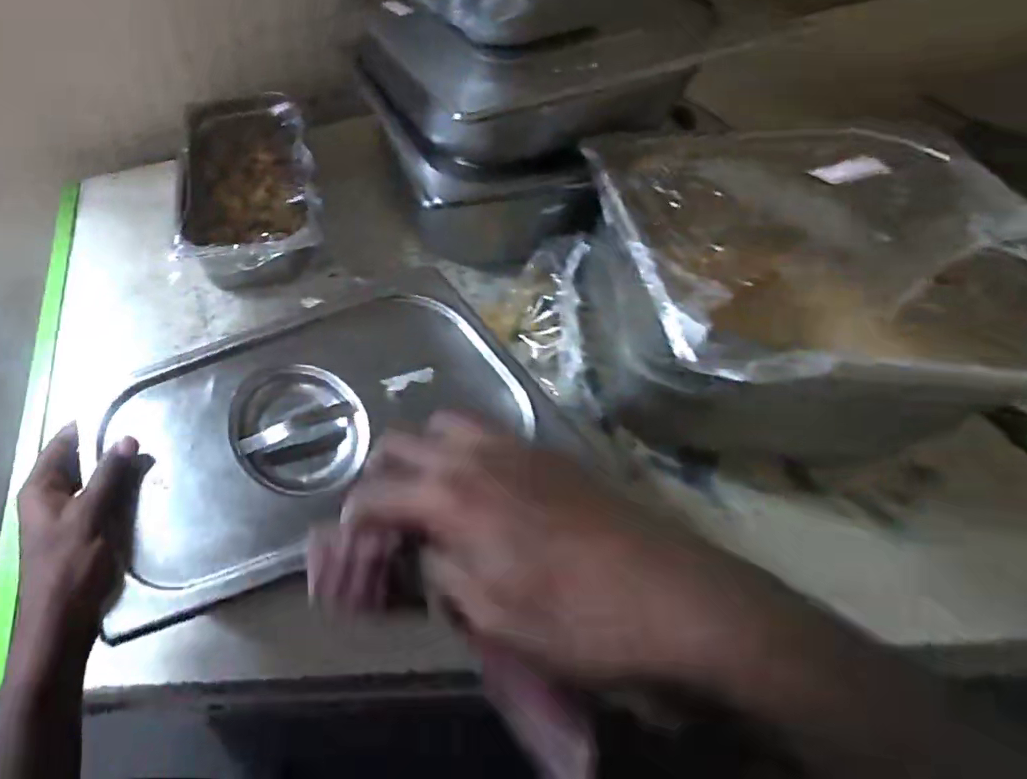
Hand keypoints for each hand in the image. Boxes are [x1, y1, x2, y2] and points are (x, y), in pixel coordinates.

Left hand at [11, 425, 138, 675]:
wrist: (59, 629)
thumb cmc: (69, 567)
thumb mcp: (90, 516)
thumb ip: (108, 476)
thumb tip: (126, 439)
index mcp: (38, 486)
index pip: (61, 443)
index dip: (87, 427)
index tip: (117, 414)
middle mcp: (45, 498)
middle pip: (76, 464)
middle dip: (105, 454)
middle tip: (138, 440)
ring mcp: (60, 520)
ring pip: (87, 487)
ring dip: (111, 478)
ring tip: (142, 464)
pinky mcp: (75, 539)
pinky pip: (94, 508)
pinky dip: (111, 500)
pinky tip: (135, 497)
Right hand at [314, 411, 803, 689]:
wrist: (694, 606)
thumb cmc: (584, 621)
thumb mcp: (496, 620)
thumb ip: (442, 574)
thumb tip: (427, 550)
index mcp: (448, 498)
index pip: (374, 493)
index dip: (352, 515)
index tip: (350, 536)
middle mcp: (469, 459)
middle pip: (396, 442)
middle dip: (379, 473)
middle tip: (389, 509)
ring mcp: (512, 448)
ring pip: (440, 423)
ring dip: (424, 449)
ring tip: (434, 484)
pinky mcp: (550, 453)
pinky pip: (485, 430)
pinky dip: (465, 448)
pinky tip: (488, 484)